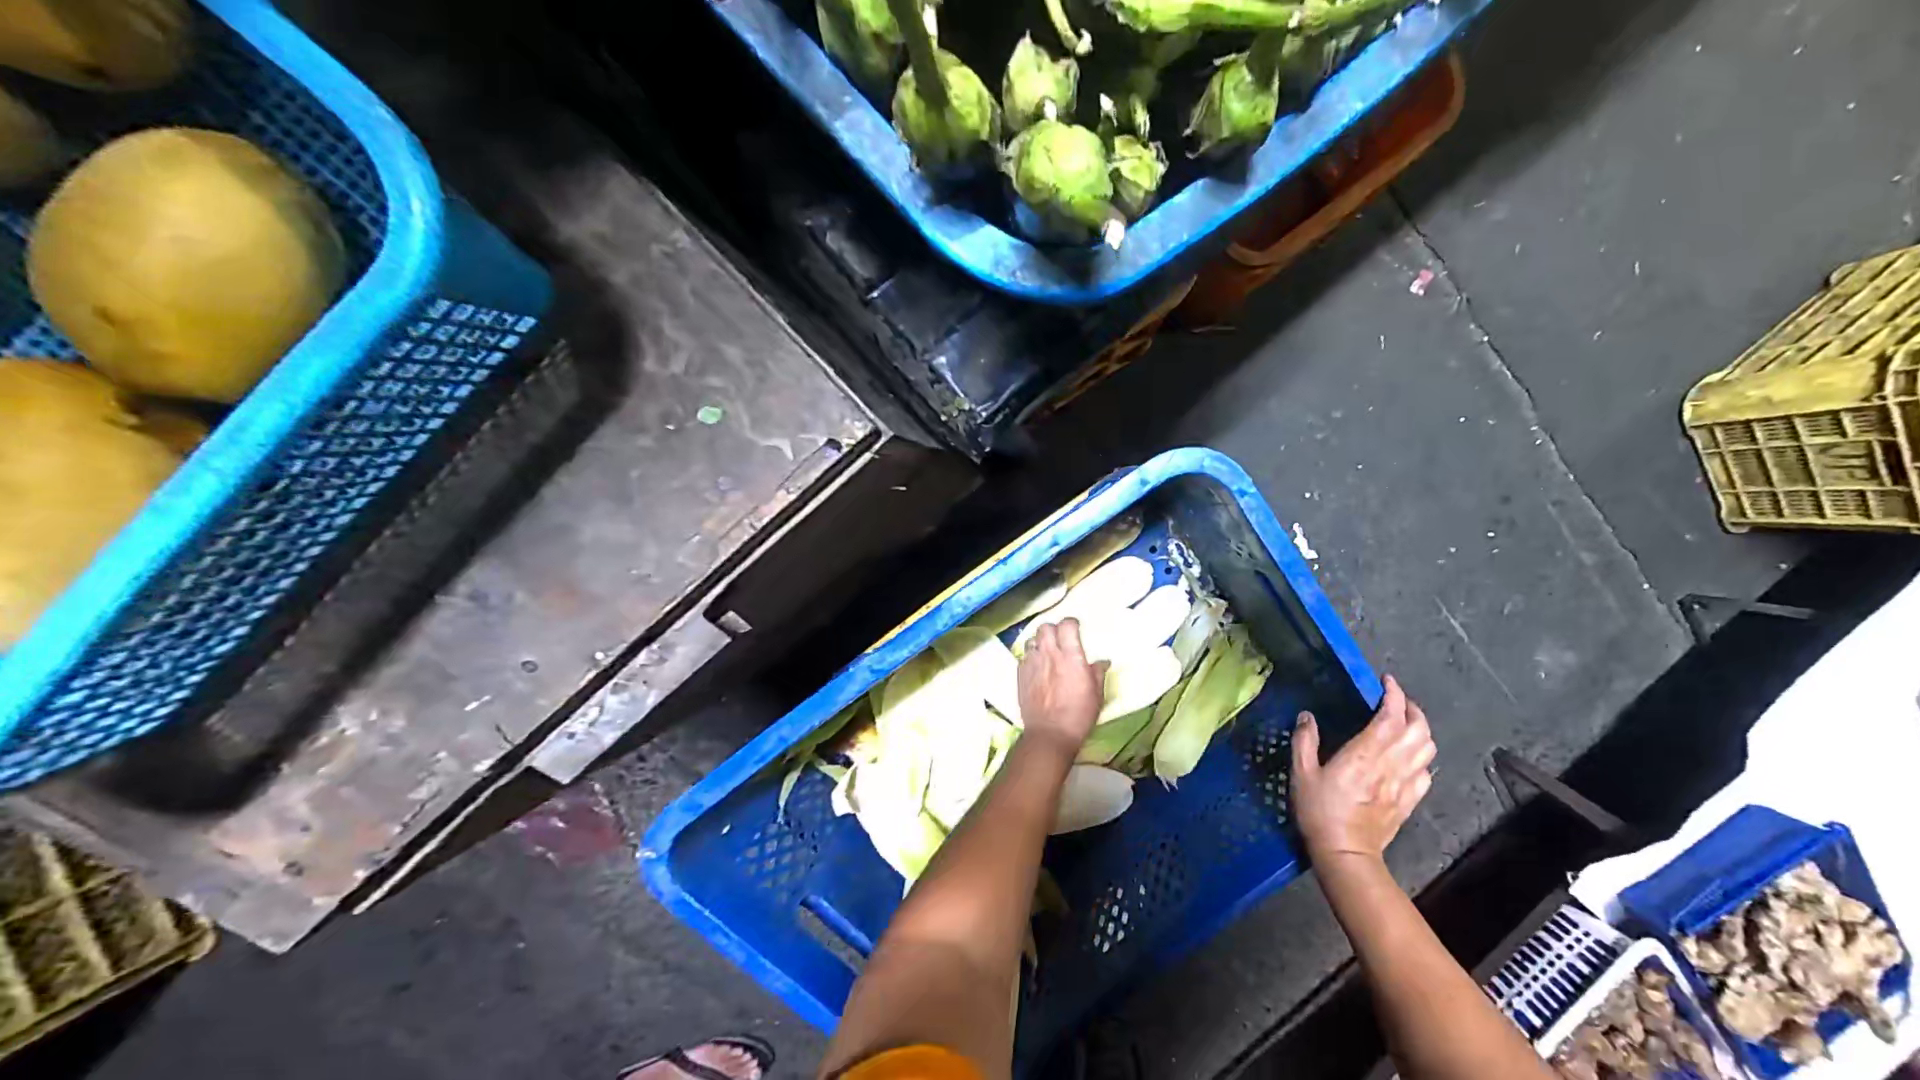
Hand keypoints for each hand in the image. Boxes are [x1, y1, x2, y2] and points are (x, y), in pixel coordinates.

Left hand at [1016, 619, 1106, 752]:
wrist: (1049, 733)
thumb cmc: (1078, 714)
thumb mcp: (1096, 694)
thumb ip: (1097, 673)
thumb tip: (1102, 661)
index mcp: (1070, 655)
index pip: (1067, 624)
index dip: (1071, 623)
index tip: (1076, 629)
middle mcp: (1049, 654)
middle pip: (1045, 627)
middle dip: (1053, 629)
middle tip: (1061, 639)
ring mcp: (1031, 663)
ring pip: (1031, 639)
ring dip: (1040, 642)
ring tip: (1047, 651)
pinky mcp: (1020, 674)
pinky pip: (1023, 656)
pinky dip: (1030, 657)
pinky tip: (1037, 667)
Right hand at [1291, 675, 1435, 861]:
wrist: (1346, 853)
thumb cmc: (1319, 810)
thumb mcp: (1301, 773)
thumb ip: (1305, 741)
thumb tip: (1307, 716)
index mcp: (1365, 754)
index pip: (1391, 717)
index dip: (1394, 695)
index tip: (1386, 682)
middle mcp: (1391, 765)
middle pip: (1419, 729)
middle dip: (1412, 709)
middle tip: (1396, 700)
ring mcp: (1406, 784)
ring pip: (1427, 749)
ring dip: (1421, 730)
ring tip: (1405, 723)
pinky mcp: (1411, 800)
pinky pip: (1426, 772)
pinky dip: (1422, 756)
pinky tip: (1408, 757)